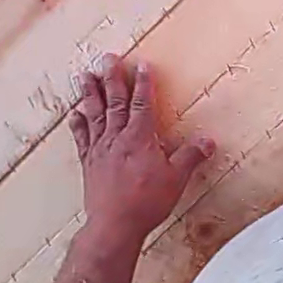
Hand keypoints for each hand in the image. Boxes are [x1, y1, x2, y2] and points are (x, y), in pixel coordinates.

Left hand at [69, 55, 214, 248]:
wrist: (114, 225)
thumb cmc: (146, 202)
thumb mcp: (176, 179)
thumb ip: (191, 157)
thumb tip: (208, 141)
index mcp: (139, 137)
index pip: (142, 103)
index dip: (143, 82)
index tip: (142, 64)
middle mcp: (116, 138)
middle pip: (114, 101)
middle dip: (112, 77)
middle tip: (108, 58)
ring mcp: (100, 149)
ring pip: (95, 114)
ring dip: (91, 93)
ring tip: (85, 75)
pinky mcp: (89, 163)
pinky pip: (82, 138)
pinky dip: (78, 124)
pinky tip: (75, 114)